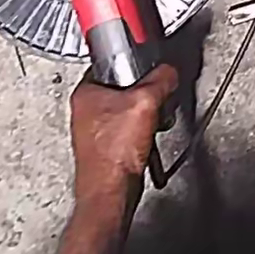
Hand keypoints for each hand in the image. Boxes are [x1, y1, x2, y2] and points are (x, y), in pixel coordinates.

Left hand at [69, 64, 177, 196]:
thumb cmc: (114, 153)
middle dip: (145, 91)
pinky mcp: (108, 143)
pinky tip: (148, 134)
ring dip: (146, 111)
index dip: (135, 62)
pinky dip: (143, 127)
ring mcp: (96, 128)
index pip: (113, 62)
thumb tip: (168, 72)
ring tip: (152, 120)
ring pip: (130, 105)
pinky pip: (130, 124)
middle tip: (154, 98)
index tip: (149, 66)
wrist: (112, 191)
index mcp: (86, 92)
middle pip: (125, 85)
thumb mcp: (147, 102)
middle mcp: (86, 109)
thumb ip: (161, 79)